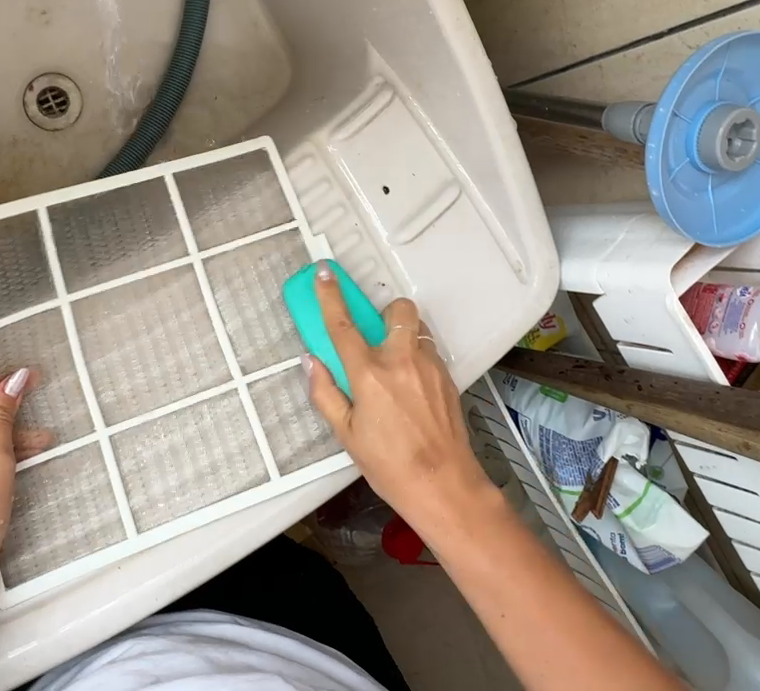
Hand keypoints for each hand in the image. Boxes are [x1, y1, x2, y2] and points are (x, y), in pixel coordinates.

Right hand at [300, 265, 497, 538]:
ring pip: (417, 329)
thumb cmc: (390, 465)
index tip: (325, 273)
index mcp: (369, 374)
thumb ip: (325, 393)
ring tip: (395, 367)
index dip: (330, 295)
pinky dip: (417, 357)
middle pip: (398, 309)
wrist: (445, 486)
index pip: (343, 325)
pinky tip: (412, 389)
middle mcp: (401, 361)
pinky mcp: (448, 378)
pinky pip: (430, 351)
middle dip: (386, 312)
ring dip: (403, 335)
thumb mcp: (346, 434)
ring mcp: (430, 367)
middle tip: (376, 334)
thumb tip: (311, 361)